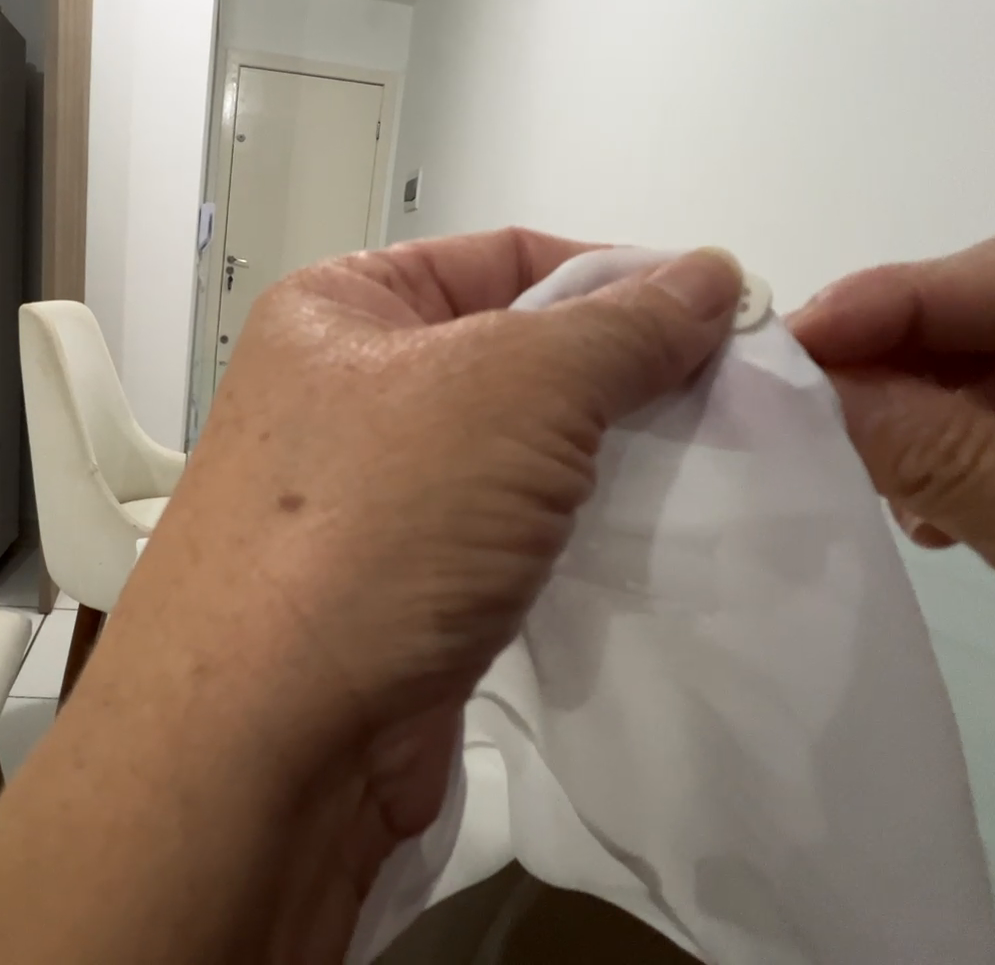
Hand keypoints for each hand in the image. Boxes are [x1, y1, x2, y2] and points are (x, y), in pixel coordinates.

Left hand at [120, 228, 743, 958]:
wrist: (267, 738)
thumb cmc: (377, 519)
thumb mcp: (513, 388)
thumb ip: (619, 329)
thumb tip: (710, 276)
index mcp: (339, 309)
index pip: (499, 257)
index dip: (614, 273)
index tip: (720, 310)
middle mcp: (340, 392)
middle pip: (506, 355)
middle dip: (613, 375)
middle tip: (727, 399)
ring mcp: (363, 493)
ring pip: (508, 451)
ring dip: (596, 458)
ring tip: (702, 466)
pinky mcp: (392, 581)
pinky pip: (497, 528)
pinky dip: (565, 528)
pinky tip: (637, 536)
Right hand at [789, 228, 994, 951]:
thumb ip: (966, 463)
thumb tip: (821, 386)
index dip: (919, 295)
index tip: (801, 334)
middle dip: (902, 337)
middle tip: (796, 379)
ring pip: (994, 376)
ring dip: (904, 397)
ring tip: (839, 439)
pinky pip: (988, 443)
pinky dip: (924, 456)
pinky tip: (904, 503)